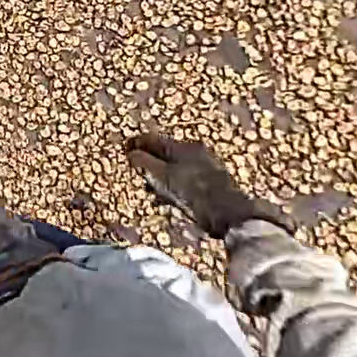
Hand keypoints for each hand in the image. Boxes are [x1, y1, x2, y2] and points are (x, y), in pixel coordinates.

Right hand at [125, 133, 288, 237]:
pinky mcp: (214, 182)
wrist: (233, 216)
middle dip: (148, 164)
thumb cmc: (193, 193)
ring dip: (161, 177)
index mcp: (181, 146)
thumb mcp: (162, 177)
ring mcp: (206, 166)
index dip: (135, 146)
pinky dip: (174, 185)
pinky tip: (170, 198)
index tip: (124, 154)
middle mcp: (195, 151)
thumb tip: (131, 154)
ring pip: (174, 167)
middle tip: (137, 175)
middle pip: (163, 153)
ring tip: (152, 191)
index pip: (150, 139)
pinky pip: (185, 178)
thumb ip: (143, 163)